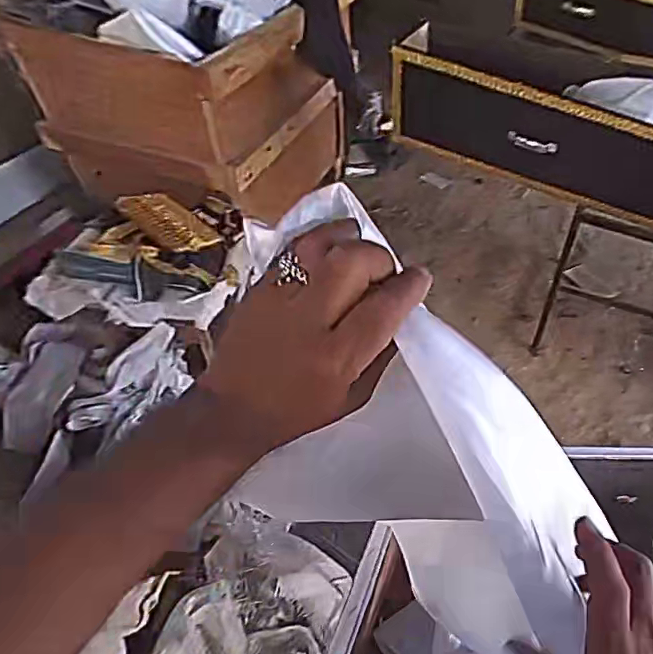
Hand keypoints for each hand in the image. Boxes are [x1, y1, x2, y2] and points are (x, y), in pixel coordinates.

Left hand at [197, 219, 431, 455]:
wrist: (233, 411)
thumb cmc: (297, 414)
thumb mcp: (349, 399)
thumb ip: (377, 357)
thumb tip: (399, 318)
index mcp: (336, 359)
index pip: (382, 309)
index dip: (408, 288)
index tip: (419, 279)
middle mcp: (308, 323)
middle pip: (354, 262)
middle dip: (381, 259)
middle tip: (384, 274)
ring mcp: (278, 299)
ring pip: (321, 244)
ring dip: (349, 240)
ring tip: (358, 251)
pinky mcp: (257, 288)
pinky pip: (293, 249)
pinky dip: (319, 243)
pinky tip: (328, 252)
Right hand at [515, 518, 652, 653]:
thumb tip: (521, 651)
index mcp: (615, 640)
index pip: (608, 577)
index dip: (595, 545)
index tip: (583, 529)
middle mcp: (644, 633)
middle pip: (638, 569)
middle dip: (613, 548)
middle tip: (590, 546)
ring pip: (650, 587)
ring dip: (626, 572)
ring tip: (600, 580)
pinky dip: (638, 597)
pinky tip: (623, 616)